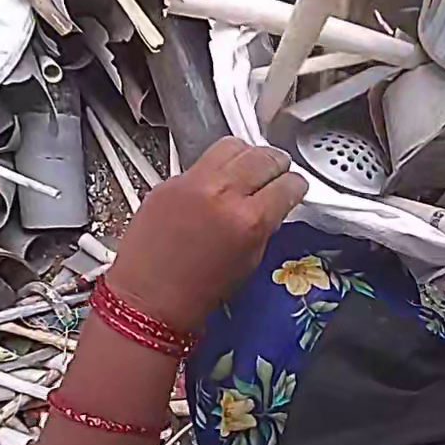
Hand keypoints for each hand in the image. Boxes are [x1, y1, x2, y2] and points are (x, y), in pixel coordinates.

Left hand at [106, 138, 307, 330]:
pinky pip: (202, 161)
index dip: (296, 186)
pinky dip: (216, 167)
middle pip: (263, 157)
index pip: (287, 185)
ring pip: (232, 146)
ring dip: (247, 155)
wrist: (147, 298)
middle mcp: (221, 193)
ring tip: (249, 167)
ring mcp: (192, 182)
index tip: (295, 187)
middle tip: (278, 172)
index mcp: (248, 220)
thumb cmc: (195, 292)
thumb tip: (273, 205)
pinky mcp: (169, 180)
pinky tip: (217, 181)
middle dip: (277, 164)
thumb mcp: (248, 262)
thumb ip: (264, 226)